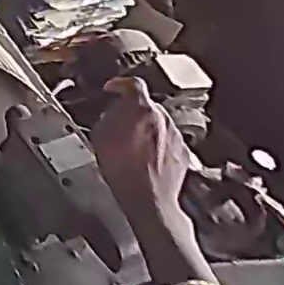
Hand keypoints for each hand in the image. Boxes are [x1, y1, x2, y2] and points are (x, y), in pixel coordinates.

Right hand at [91, 78, 192, 234]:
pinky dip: (155, 144)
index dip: (120, 84)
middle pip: (146, 105)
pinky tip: (142, 158)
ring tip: (127, 145)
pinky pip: (166, 140)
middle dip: (131, 111)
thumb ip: (108, 117)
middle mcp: (163, 119)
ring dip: (143, 128)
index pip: (133, 84)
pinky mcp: (183, 152)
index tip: (113, 88)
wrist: (148, 200)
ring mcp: (176, 136)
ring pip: (157, 123)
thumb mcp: (100, 137)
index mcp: (142, 110)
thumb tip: (113, 112)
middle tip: (115, 122)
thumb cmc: (123, 171)